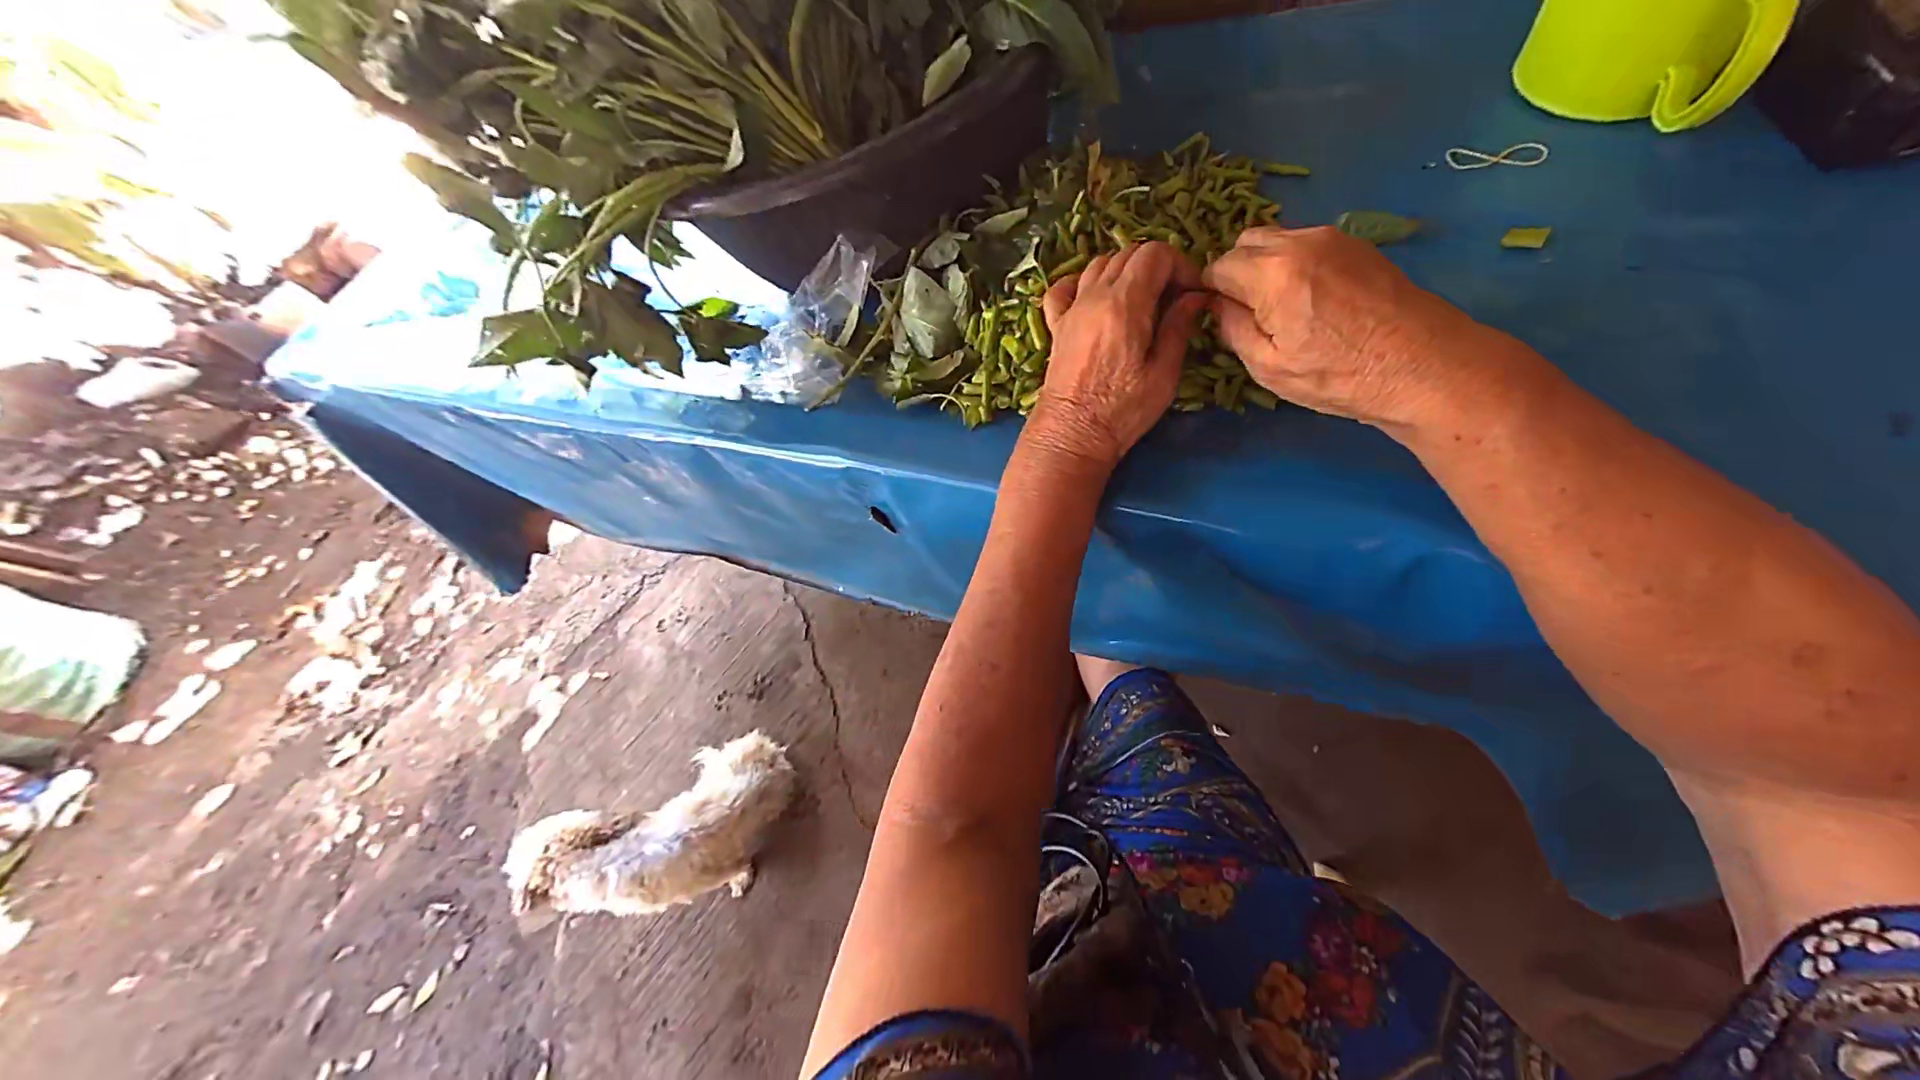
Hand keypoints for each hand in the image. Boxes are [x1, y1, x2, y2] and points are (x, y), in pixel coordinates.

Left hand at [1026, 242, 1208, 467]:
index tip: (1190, 291)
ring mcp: (1070, 310)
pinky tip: (1095, 299)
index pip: (1154, 253)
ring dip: (1124, 272)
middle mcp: (1093, 297)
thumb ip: (1178, 328)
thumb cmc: (1121, 412)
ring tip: (1140, 301)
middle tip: (1171, 298)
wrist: (1071, 436)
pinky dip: (1081, 283)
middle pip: (1127, 254)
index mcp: (1124, 304)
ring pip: (1098, 265)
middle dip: (1156, 267)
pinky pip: (1063, 288)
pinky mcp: (1055, 326)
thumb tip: (1194, 297)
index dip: (1179, 264)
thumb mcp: (1164, 374)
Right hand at [1203, 226, 1485, 427]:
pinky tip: (1312, 301)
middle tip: (1249, 312)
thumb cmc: (1339, 375)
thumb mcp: (1268, 366)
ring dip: (1266, 268)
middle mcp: (1301, 242)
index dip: (1211, 292)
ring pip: (1277, 240)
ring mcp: (1334, 238)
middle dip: (1237, 273)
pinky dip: (1294, 265)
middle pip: (1245, 243)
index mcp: (1273, 273)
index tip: (1221, 318)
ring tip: (1282, 309)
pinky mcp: (1358, 244)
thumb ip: (1232, 328)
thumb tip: (1217, 305)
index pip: (1218, 266)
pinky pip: (1307, 245)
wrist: (1424, 365)